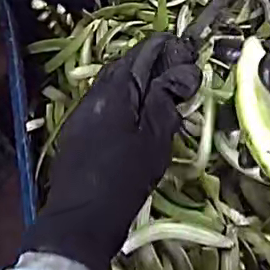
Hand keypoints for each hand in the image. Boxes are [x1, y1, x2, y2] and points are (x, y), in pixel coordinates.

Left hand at [23, 34, 200, 269]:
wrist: (80, 221)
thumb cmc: (124, 180)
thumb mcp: (155, 140)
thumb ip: (166, 101)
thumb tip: (181, 72)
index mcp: (115, 91)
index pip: (144, 52)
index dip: (169, 47)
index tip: (190, 53)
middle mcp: (94, 93)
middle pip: (127, 63)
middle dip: (155, 61)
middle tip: (182, 69)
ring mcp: (82, 111)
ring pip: (115, 82)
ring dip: (140, 79)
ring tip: (166, 89)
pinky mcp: (78, 130)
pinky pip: (107, 100)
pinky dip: (127, 97)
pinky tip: (141, 111)